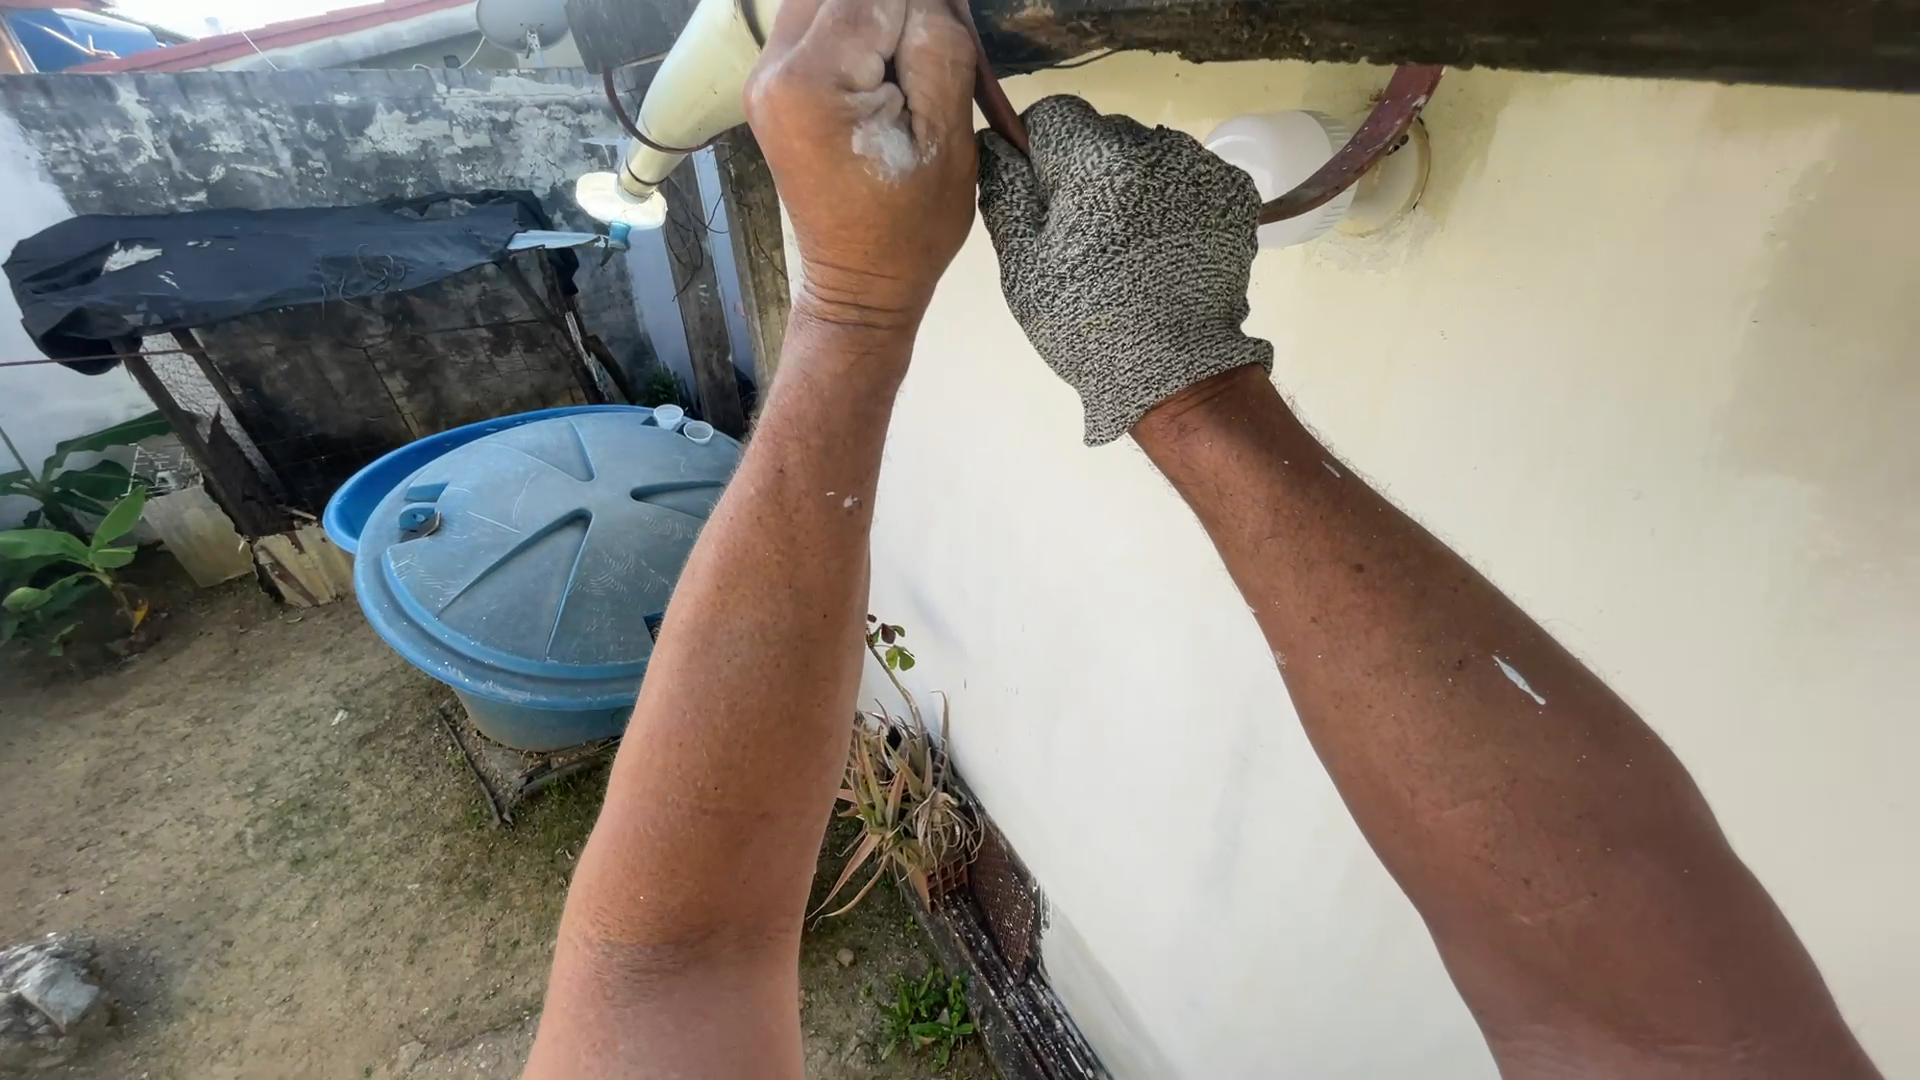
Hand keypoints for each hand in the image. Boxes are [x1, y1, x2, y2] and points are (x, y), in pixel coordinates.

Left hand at [744, 0, 977, 334]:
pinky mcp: (771, 91)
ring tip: (899, 88)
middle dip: (894, 17)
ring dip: (874, 25)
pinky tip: (877, 87)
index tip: (936, 73)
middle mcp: (771, 70)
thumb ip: (939, 46)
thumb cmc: (911, 232)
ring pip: (828, 2)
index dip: (923, 20)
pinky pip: (816, 29)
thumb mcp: (947, 140)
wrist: (862, 287)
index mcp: (810, 83)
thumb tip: (927, 1)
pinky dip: (854, 43)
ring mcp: (763, 79)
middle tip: (920, 77)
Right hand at [978, 95, 1273, 444]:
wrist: (1172, 372)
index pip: (1053, 114)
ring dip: (1130, 185)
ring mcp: (1202, 168)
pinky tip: (1163, 251)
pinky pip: (1186, 180)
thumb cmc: (1086, 322)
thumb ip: (1006, 193)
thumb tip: (995, 143)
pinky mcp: (1234, 196)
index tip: (1038, 196)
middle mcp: (1155, 144)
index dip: (1036, 151)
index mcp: (1096, 157)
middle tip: (1082, 236)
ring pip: (1146, 156)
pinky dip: (1170, 203)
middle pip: (1102, 135)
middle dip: (1085, 171)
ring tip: (1128, 249)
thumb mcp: (1024, 266)